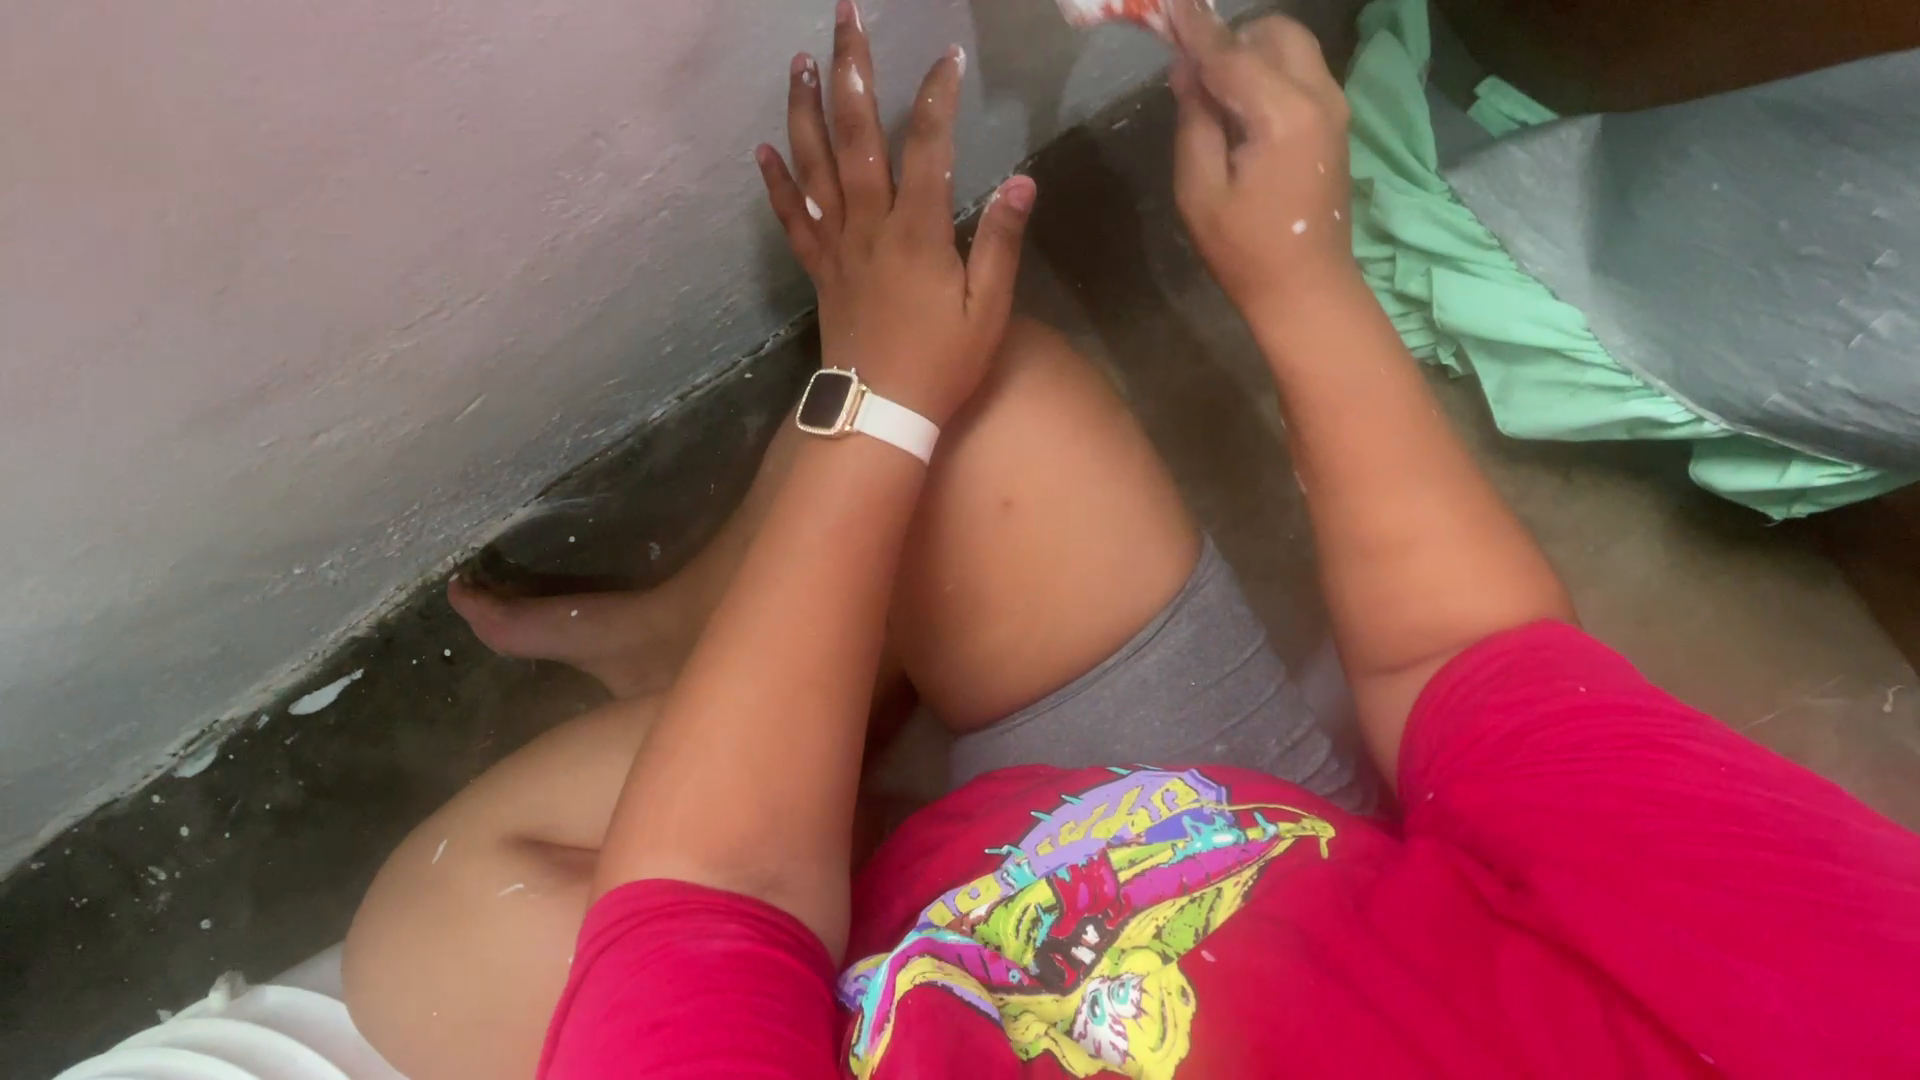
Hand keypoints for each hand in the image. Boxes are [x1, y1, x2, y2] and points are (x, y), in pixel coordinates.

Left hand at [756, 0, 1036, 426]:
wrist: (882, 411)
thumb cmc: (942, 364)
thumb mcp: (988, 310)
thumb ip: (1002, 243)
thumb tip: (1024, 180)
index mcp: (917, 233)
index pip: (928, 146)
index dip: (938, 97)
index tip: (948, 57)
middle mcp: (870, 227)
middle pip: (855, 137)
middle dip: (851, 71)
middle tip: (844, 16)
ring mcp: (838, 248)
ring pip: (815, 168)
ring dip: (805, 110)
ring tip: (800, 60)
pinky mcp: (820, 272)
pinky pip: (793, 221)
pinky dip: (777, 185)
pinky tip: (764, 149)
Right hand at [1168, 0, 1355, 314]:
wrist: (1305, 287)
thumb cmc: (1243, 251)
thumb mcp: (1200, 192)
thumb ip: (1195, 123)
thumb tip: (1188, 73)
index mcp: (1283, 114)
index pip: (1232, 54)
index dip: (1196, 30)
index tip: (1170, 6)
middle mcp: (1319, 96)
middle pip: (1274, 33)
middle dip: (1232, 39)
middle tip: (1194, 72)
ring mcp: (1335, 108)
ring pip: (1292, 49)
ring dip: (1252, 56)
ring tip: (1214, 94)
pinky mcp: (1336, 123)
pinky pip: (1301, 74)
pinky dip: (1269, 74)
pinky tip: (1241, 109)